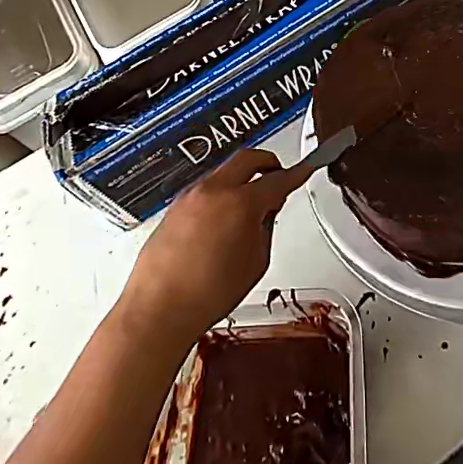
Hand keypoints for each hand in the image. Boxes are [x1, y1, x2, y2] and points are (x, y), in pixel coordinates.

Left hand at [116, 149, 311, 345]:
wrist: (161, 304)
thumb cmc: (205, 292)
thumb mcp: (255, 261)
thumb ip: (265, 228)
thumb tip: (265, 215)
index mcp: (240, 202)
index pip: (277, 179)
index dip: (295, 175)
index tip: (302, 171)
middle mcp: (212, 191)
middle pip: (247, 159)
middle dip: (267, 162)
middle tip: (278, 173)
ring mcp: (190, 196)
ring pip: (223, 172)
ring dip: (241, 178)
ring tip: (252, 202)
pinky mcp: (175, 206)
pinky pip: (204, 189)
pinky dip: (221, 193)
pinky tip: (226, 216)